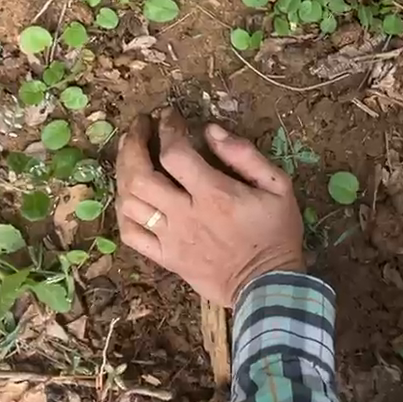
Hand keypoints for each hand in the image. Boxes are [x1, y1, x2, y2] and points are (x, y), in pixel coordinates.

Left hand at [115, 108, 305, 304]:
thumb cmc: (276, 232)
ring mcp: (171, 239)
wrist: (269, 286)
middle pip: (140, 175)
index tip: (168, 115)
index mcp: (214, 194)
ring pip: (129, 202)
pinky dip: (124, 210)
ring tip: (131, 154)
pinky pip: (131, 234)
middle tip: (139, 126)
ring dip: (124, 173)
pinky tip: (129, 194)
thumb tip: (212, 130)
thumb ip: (245, 154)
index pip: (175, 153)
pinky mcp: (165, 258)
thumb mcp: (278, 185)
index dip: (167, 128)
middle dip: (133, 143)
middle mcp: (185, 215)